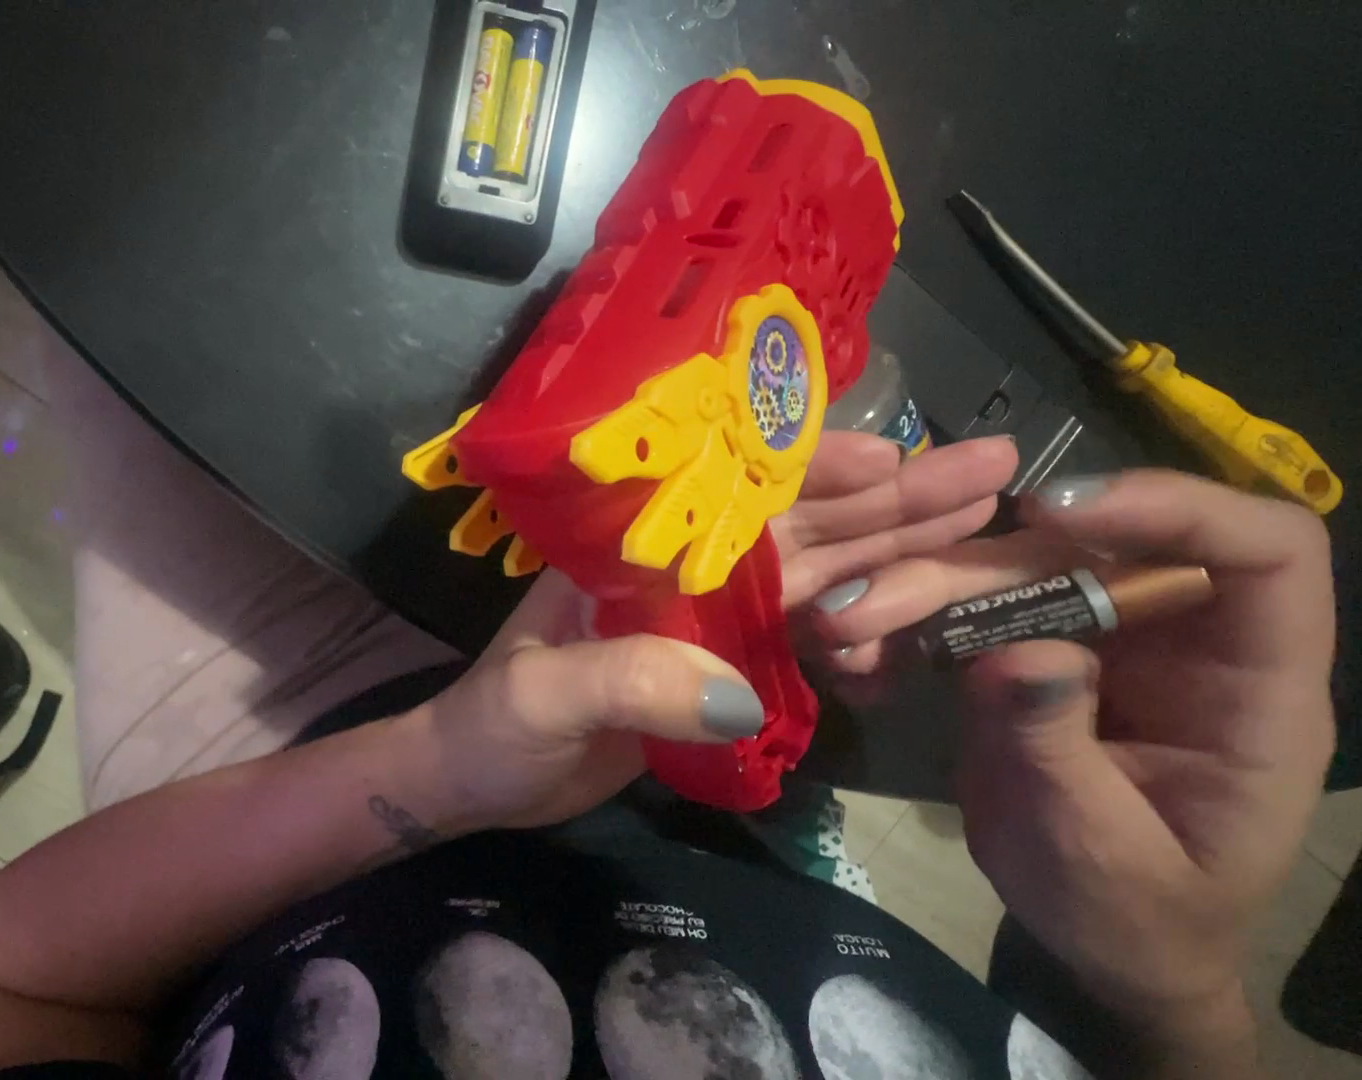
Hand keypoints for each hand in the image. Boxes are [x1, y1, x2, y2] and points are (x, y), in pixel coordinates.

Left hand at [412, 432, 1017, 832]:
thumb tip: (738, 696)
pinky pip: (795, 637)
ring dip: (886, 547)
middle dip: (883, 498)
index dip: (811, 473)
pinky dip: (853, 620)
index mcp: (631, 556)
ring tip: (974, 522)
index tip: (894, 459)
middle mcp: (675, 574)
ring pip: (806, 575)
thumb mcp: (544, 698)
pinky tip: (911, 605)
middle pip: (791, 528)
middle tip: (987, 469)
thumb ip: (627, 680)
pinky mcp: (709, 671)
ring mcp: (699, 621)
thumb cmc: (494, 728)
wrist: (478, 780)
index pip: (730, 498)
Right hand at [810, 470, 1335, 1064]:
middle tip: (869, 603)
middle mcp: (1168, 643)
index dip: (1174, 509)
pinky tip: (854, 654)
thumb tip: (1015, 655)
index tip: (1050, 511)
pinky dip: (898, 624)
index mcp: (1245, 688)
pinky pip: (957, 614)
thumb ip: (1059, 750)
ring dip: (914, 592)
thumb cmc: (1132, 911)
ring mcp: (1088, 645)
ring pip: (1002, 576)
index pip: (1256, 555)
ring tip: (840, 627)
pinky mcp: (1019, 658)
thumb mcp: (1101, 850)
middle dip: (970, 568)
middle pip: (1081, 555)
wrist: (1090, 937)